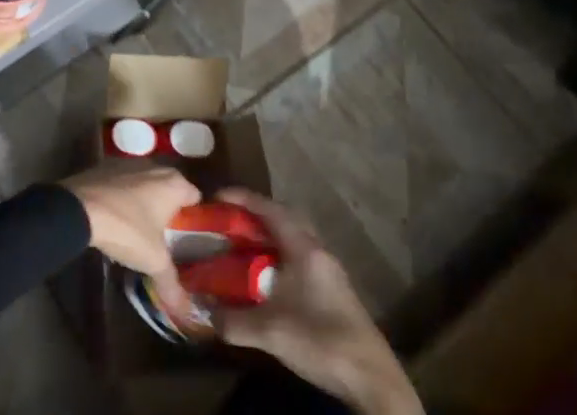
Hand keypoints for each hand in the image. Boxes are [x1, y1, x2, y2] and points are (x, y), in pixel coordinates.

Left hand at [62, 165, 200, 307]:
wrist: (78, 209)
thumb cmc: (126, 229)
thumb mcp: (153, 261)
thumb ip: (172, 285)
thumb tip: (187, 312)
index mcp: (173, 183)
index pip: (195, 198)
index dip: (195, 217)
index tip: (191, 238)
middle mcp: (154, 166)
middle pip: (169, 189)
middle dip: (169, 210)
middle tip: (168, 237)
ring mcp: (127, 163)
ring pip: (145, 184)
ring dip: (144, 200)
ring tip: (141, 229)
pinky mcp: (103, 166)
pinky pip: (122, 183)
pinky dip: (122, 195)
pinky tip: (116, 217)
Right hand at [212, 189, 421, 414]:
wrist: (371, 379)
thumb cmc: (320, 341)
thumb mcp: (268, 332)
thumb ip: (231, 320)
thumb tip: (205, 311)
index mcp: (304, 250)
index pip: (271, 210)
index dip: (242, 199)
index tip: (216, 197)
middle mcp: (318, 253)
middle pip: (284, 220)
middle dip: (253, 215)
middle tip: (226, 222)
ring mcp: (328, 272)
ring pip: (292, 241)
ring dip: (266, 238)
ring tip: (238, 246)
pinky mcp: (331, 291)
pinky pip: (298, 260)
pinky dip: (276, 258)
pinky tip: (261, 278)